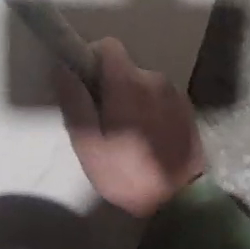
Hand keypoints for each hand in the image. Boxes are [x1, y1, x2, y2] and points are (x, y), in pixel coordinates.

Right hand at [52, 38, 205, 217]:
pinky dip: (149, 108)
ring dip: (130, 98)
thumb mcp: (88, 145)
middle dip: (109, 85)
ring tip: (126, 134)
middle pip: (123, 67)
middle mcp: (155, 79)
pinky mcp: (187, 109)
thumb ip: (75, 102)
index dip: (91, 59)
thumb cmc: (127, 175)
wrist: (180, 203)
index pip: (108, 46)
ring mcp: (175, 94)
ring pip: (142, 82)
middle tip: (102, 121)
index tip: (85, 85)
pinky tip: (147, 138)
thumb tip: (62, 67)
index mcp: (129, 84)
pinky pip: (159, 97)